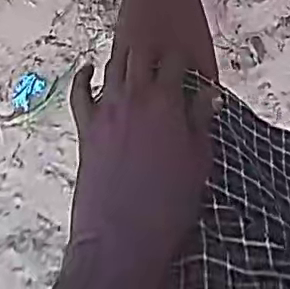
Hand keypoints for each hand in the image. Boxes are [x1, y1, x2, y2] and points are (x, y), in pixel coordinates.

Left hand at [52, 49, 216, 288]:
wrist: (121, 240)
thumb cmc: (165, 204)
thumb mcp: (198, 161)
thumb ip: (201, 120)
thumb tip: (209, 94)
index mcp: (165, 101)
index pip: (175, 60)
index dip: (182, 56)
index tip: (187, 60)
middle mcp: (134, 96)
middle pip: (141, 53)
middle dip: (152, 48)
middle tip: (160, 51)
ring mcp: (107, 109)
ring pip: (114, 66)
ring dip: (125, 57)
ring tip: (134, 53)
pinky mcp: (86, 128)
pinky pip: (80, 93)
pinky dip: (83, 76)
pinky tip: (88, 68)